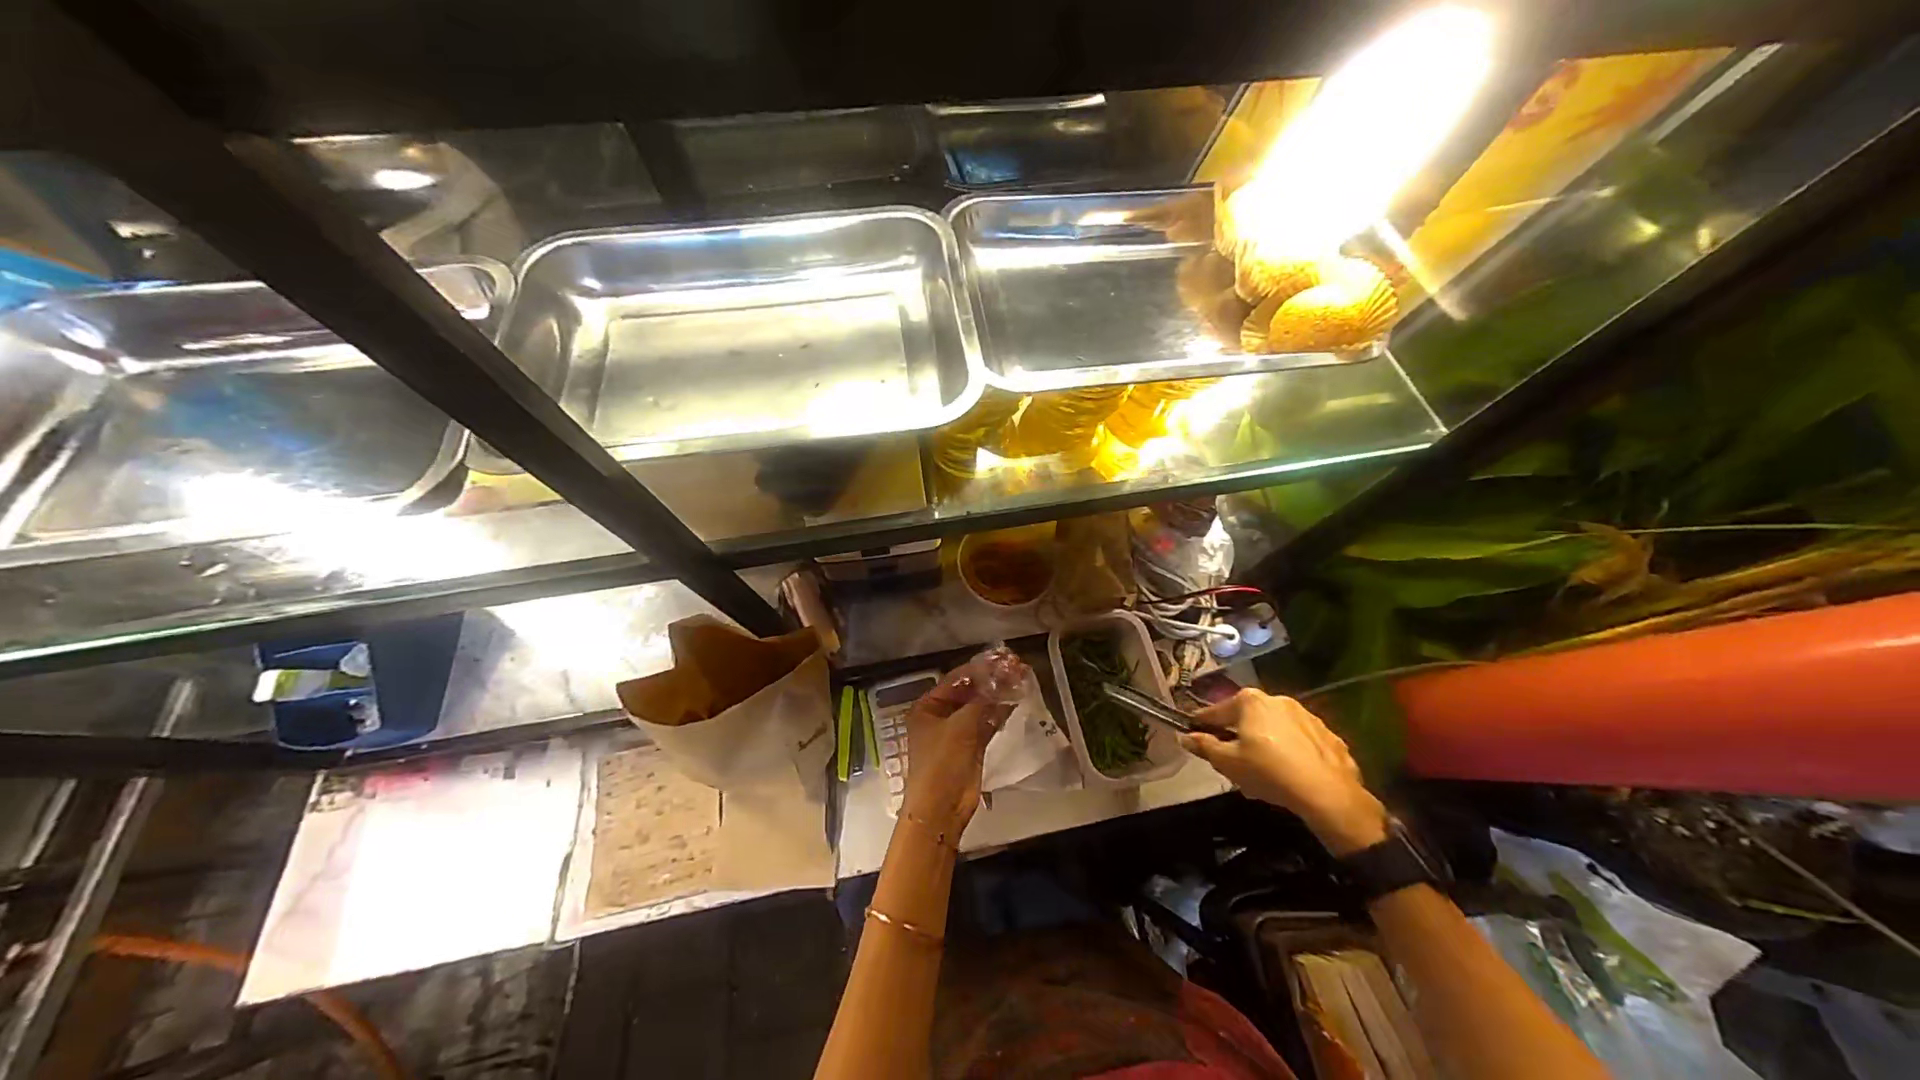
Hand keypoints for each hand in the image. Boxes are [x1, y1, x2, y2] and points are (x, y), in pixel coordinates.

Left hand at [901, 650, 1026, 835]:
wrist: (941, 807)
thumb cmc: (942, 762)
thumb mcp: (961, 726)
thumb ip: (983, 700)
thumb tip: (1004, 677)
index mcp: (927, 708)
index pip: (954, 680)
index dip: (978, 669)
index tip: (1002, 659)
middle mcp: (939, 717)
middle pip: (968, 693)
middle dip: (990, 682)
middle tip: (1015, 668)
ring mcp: (955, 733)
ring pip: (978, 708)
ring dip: (996, 696)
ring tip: (1020, 680)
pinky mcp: (970, 748)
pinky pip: (986, 724)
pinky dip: (998, 714)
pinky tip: (1015, 702)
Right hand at [1182, 688, 1389, 855]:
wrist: (1328, 793)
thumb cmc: (1269, 772)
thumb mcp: (1227, 762)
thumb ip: (1204, 746)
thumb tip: (1185, 736)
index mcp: (1250, 701)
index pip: (1216, 711)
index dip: (1202, 724)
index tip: (1193, 733)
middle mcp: (1277, 699)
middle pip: (1247, 718)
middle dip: (1238, 736)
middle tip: (1232, 761)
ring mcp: (1306, 715)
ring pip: (1275, 728)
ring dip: (1265, 743)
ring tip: (1263, 772)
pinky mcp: (1328, 734)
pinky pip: (1300, 741)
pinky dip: (1291, 752)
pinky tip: (1290, 773)